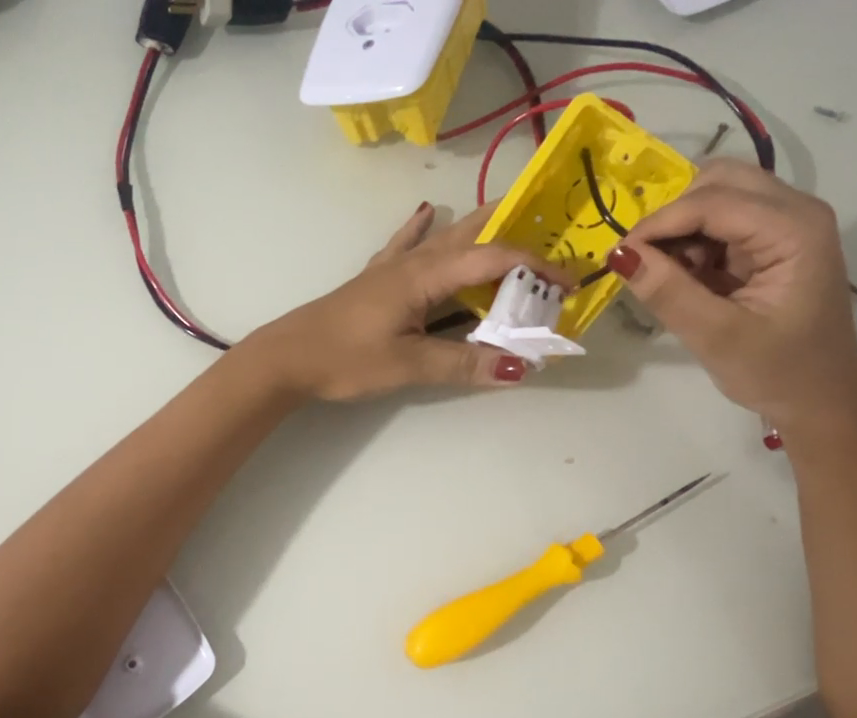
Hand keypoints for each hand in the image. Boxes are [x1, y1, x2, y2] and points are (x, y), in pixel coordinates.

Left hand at [232, 203, 573, 402]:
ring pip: (445, 238)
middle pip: (473, 235)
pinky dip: (424, 228)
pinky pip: (408, 244)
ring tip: (513, 218)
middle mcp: (413, 261)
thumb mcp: (408, 366)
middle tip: (554, 235)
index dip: (536, 266)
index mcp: (426, 275)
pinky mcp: (375, 279)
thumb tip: (521, 368)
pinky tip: (425, 209)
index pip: (493, 258)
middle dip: (516, 233)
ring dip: (481, 230)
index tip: (569, 283)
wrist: (286, 357)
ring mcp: (391, 267)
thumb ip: (463, 364)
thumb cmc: (345, 358)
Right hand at [605, 160, 856, 430]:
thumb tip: (619, 255)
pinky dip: (694, 243)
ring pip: (718, 197)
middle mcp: (796, 211)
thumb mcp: (716, 337)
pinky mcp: (772, 242)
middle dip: (673, 216)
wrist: (819, 400)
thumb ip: (669, 292)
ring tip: (669, 277)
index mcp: (795, 230)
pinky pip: (723, 222)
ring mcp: (786, 224)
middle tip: (644, 262)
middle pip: (720, 182)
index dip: (659, 223)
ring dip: (682, 230)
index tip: (617, 256)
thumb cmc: (777, 372)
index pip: (713, 201)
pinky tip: (688, 280)